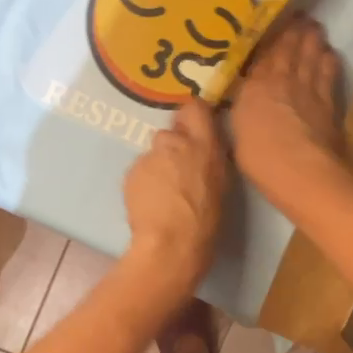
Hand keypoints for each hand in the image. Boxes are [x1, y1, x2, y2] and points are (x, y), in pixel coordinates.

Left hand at [123, 99, 227, 288]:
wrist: (171, 244)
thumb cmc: (206, 221)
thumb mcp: (221, 184)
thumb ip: (210, 159)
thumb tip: (202, 150)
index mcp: (204, 145)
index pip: (195, 108)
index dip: (191, 114)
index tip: (192, 125)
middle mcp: (175, 143)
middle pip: (169, 133)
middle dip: (172, 147)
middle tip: (177, 171)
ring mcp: (150, 156)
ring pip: (153, 154)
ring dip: (157, 166)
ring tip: (162, 192)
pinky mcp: (131, 171)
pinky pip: (139, 170)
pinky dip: (144, 181)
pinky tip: (150, 201)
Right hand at [231, 13, 351, 209]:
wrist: (300, 170)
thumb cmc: (259, 155)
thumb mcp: (235, 130)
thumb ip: (241, 108)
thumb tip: (240, 96)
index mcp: (256, 85)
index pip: (264, 54)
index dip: (270, 36)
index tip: (273, 20)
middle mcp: (283, 80)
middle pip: (291, 48)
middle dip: (295, 30)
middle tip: (299, 15)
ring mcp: (309, 90)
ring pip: (312, 55)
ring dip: (313, 39)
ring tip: (314, 27)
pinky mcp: (329, 103)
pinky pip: (328, 73)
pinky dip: (328, 60)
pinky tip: (329, 54)